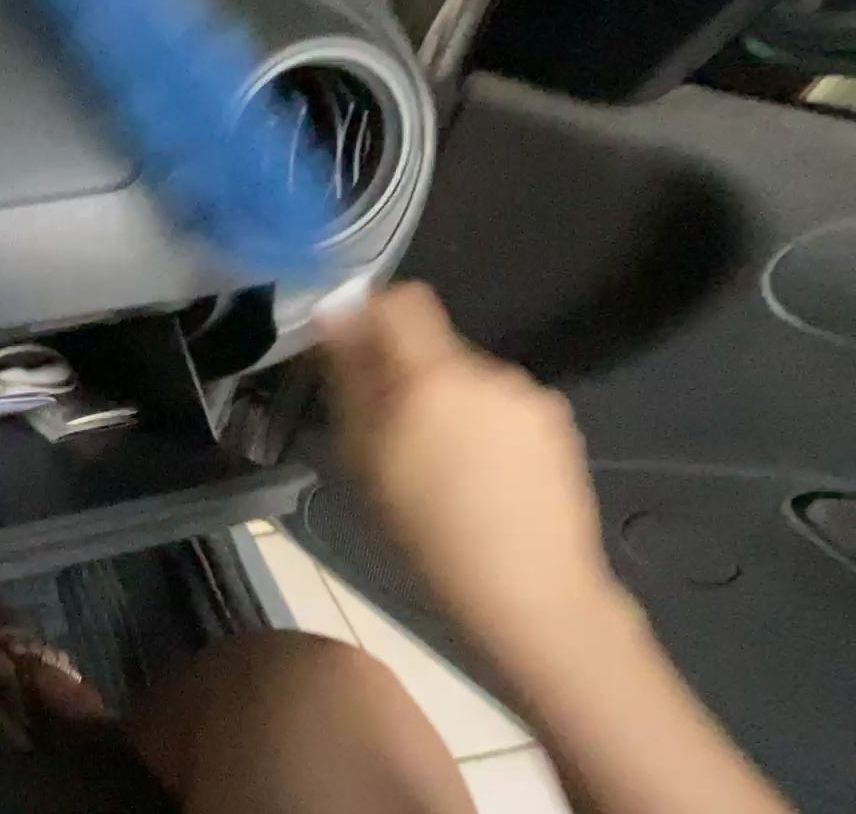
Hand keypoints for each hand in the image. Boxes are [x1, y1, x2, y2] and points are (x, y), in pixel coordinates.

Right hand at [319, 284, 621, 644]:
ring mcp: (530, 398)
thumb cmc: (422, 524)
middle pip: (430, 345)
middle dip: (402, 371)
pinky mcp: (558, 426)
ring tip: (435, 459)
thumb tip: (333, 320)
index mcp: (433, 374)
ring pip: (464, 377)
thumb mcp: (362, 452)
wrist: (528, 590)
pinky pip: (499, 403)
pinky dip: (477, 422)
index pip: (401, 302)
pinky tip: (477, 473)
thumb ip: (349, 377)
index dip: (370, 312)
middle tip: (387, 426)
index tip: (350, 347)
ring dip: (442, 399)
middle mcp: (488, 371)